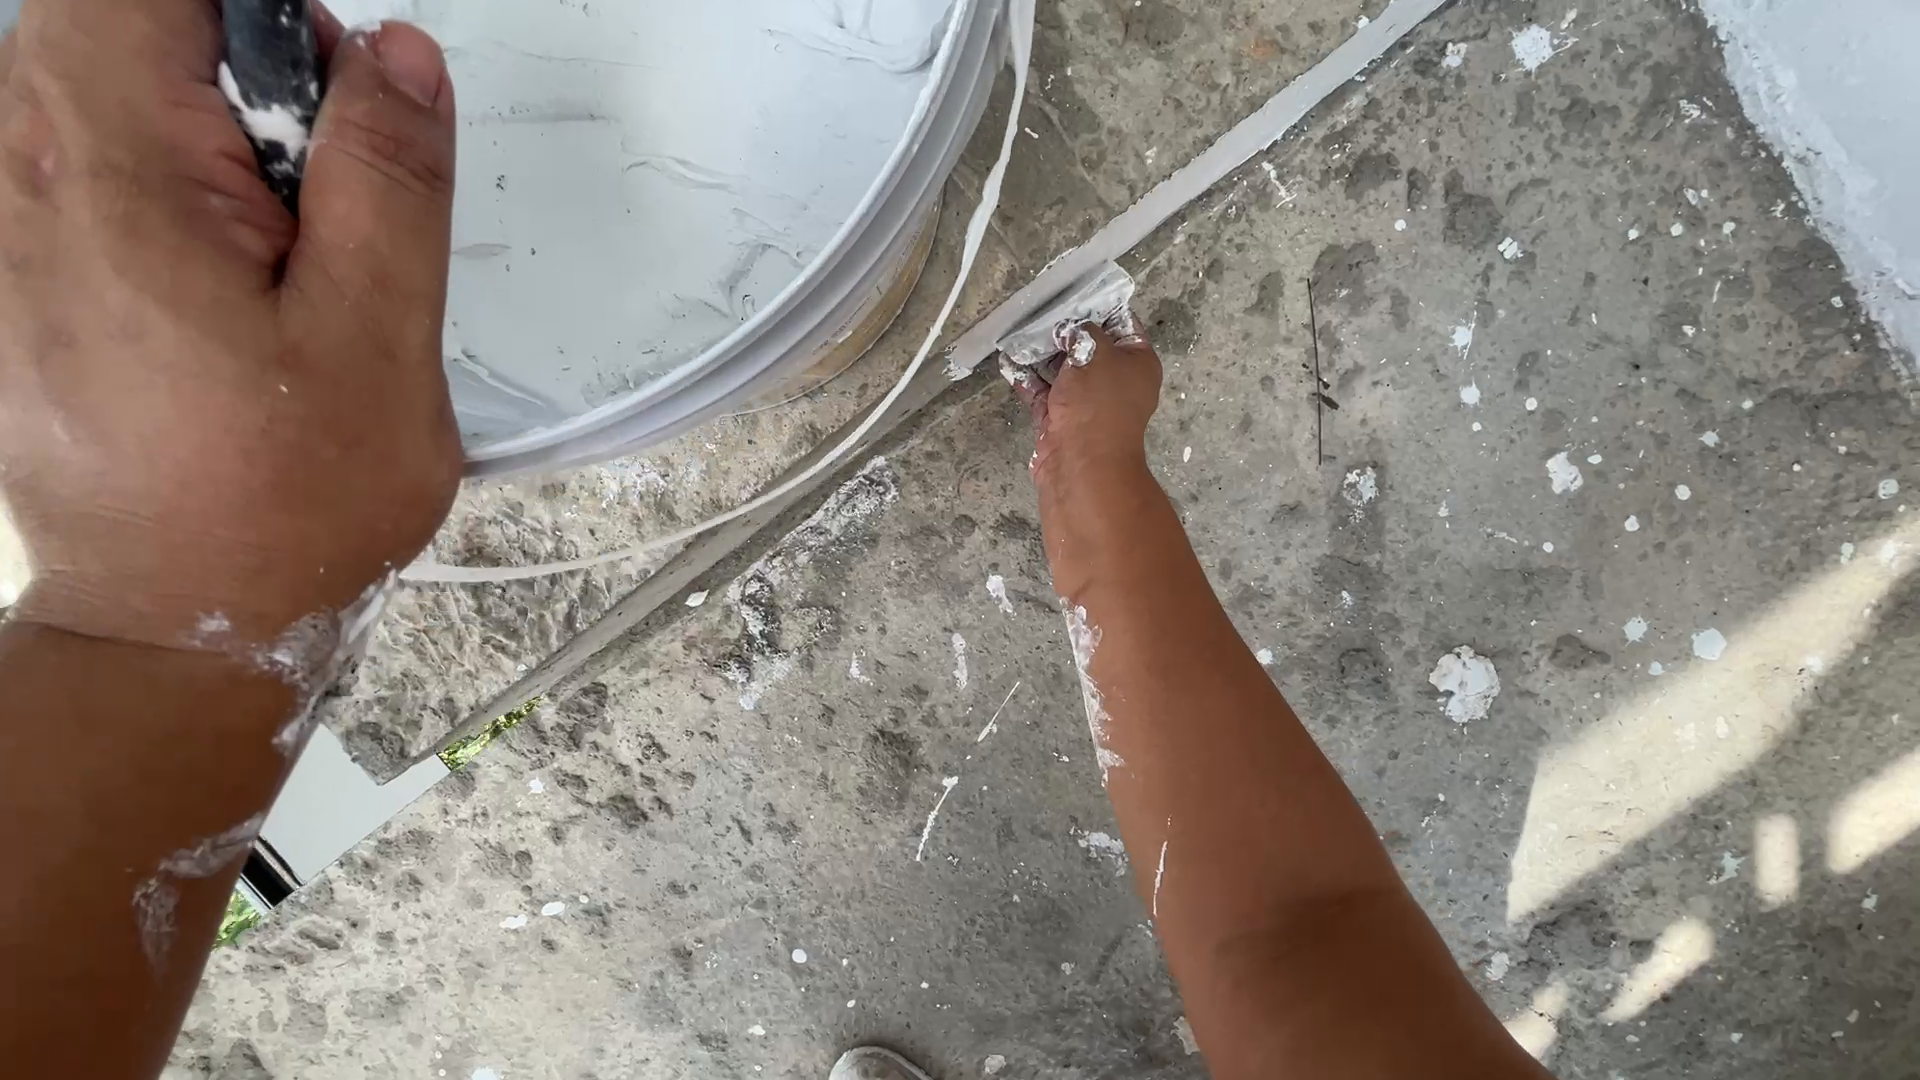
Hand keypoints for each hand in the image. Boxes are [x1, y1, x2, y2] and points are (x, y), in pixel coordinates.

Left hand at [0, 0, 461, 650]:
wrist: (196, 613)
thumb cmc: (305, 488)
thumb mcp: (383, 336)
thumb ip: (389, 186)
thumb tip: (397, 52)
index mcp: (113, 176)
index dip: (271, 23)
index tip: (351, 114)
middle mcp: (15, 175)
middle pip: (122, 31)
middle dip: (257, 87)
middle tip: (342, 212)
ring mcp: (3, 228)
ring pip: (111, 101)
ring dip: (232, 150)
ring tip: (303, 264)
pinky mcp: (21, 274)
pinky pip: (95, 172)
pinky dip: (192, 195)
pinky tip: (245, 291)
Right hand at [1010, 321, 1164, 489]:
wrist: (1082, 463)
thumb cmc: (1098, 402)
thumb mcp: (1096, 352)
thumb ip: (1084, 331)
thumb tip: (1072, 329)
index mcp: (1137, 362)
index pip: (1121, 325)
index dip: (1099, 306)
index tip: (1073, 291)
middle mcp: (1114, 381)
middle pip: (1087, 347)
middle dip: (1062, 330)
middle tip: (1038, 309)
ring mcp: (1086, 403)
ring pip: (1061, 370)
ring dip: (1040, 353)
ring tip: (1017, 330)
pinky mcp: (1060, 420)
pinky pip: (1042, 393)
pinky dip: (1027, 378)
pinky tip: (1008, 360)